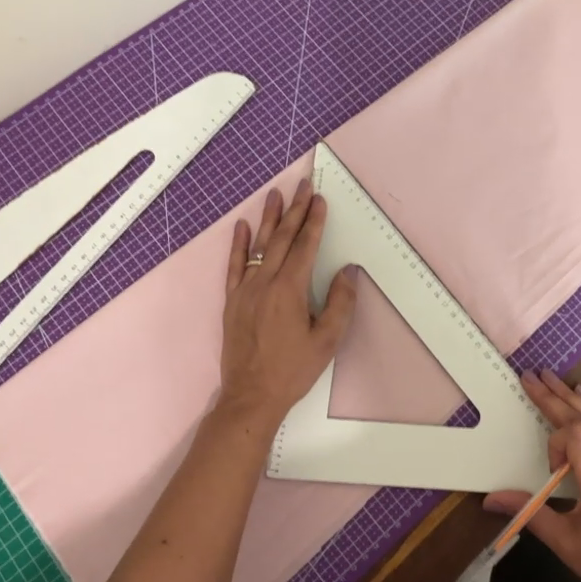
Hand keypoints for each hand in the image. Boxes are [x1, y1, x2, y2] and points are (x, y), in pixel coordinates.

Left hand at [218, 179, 358, 429]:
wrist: (250, 396)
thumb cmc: (293, 370)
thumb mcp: (326, 341)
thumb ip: (340, 303)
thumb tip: (348, 271)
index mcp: (290, 290)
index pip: (305, 246)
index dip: (314, 221)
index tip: (319, 199)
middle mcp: (266, 283)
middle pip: (282, 238)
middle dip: (294, 210)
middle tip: (302, 185)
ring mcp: (245, 290)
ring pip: (259, 246)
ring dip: (268, 218)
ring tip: (274, 194)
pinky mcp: (232, 301)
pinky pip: (234, 266)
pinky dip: (238, 245)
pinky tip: (241, 227)